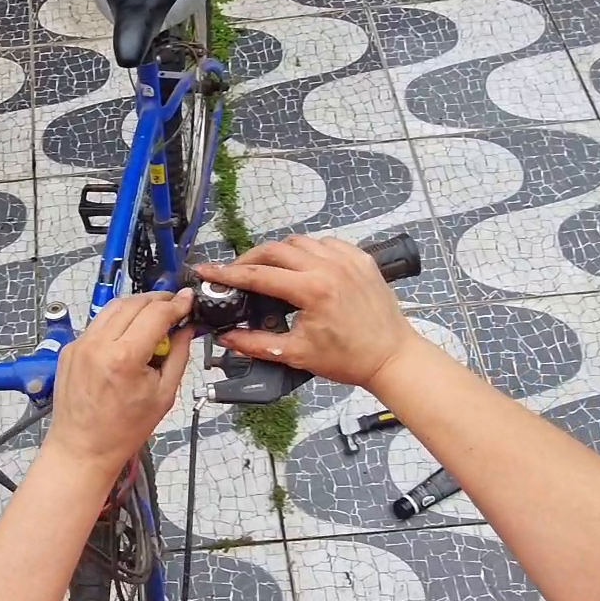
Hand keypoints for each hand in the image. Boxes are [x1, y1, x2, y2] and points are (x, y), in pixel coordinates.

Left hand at [44, 290, 193, 472]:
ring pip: (113, 307)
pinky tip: (128, 336)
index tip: (188, 300)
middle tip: (175, 306)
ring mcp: (79, 344)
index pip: (156, 314)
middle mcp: (98, 345)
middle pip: (133, 303)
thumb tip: (186, 328)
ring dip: (136, 306)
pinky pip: (98, 324)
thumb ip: (179, 355)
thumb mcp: (164, 395)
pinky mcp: (70, 348)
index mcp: (124, 358)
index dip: (176, 304)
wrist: (83, 448)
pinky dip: (117, 322)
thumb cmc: (124, 430)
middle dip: (158, 300)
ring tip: (153, 317)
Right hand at [195, 235, 420, 387]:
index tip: (207, 270)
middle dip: (250, 258)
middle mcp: (329, 266)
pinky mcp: (361, 258)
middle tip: (235, 272)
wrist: (392, 357)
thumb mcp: (297, 354)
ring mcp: (348, 259)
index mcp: (312, 289)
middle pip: (275, 249)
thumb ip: (257, 343)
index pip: (258, 275)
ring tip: (268, 269)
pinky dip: (308, 250)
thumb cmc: (348, 359)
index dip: (228, 273)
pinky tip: (302, 266)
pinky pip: (326, 243)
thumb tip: (227, 338)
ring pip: (300, 241)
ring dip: (279, 252)